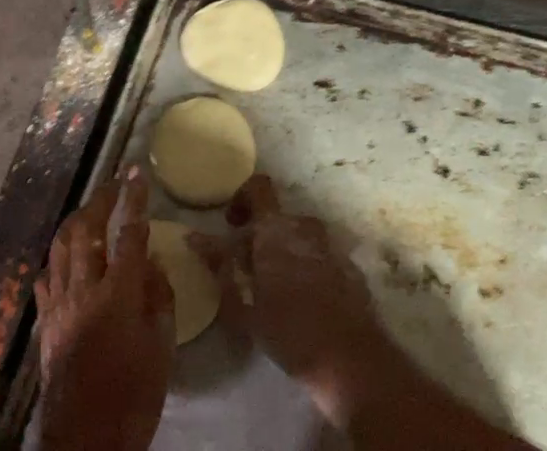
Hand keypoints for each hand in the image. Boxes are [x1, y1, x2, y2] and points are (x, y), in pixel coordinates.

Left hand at [35, 168, 174, 450]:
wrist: (86, 437)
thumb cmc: (135, 395)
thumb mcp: (162, 348)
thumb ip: (158, 298)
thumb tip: (152, 262)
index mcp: (119, 296)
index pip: (129, 234)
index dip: (135, 200)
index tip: (137, 173)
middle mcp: (84, 290)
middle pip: (87, 230)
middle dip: (101, 200)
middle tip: (114, 181)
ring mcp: (59, 305)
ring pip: (61, 248)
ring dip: (76, 221)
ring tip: (89, 208)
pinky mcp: (44, 323)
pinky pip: (46, 278)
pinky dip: (57, 259)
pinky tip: (64, 256)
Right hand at [200, 174, 393, 420]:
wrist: (352, 360)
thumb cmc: (289, 331)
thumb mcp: (242, 305)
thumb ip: (219, 266)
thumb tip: (194, 238)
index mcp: (277, 231)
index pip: (259, 187)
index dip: (242, 198)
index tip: (231, 225)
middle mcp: (307, 229)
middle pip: (279, 218)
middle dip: (260, 236)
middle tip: (247, 270)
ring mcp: (333, 248)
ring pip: (301, 238)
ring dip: (285, 251)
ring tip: (275, 288)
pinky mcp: (351, 270)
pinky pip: (321, 256)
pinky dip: (308, 267)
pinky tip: (304, 302)